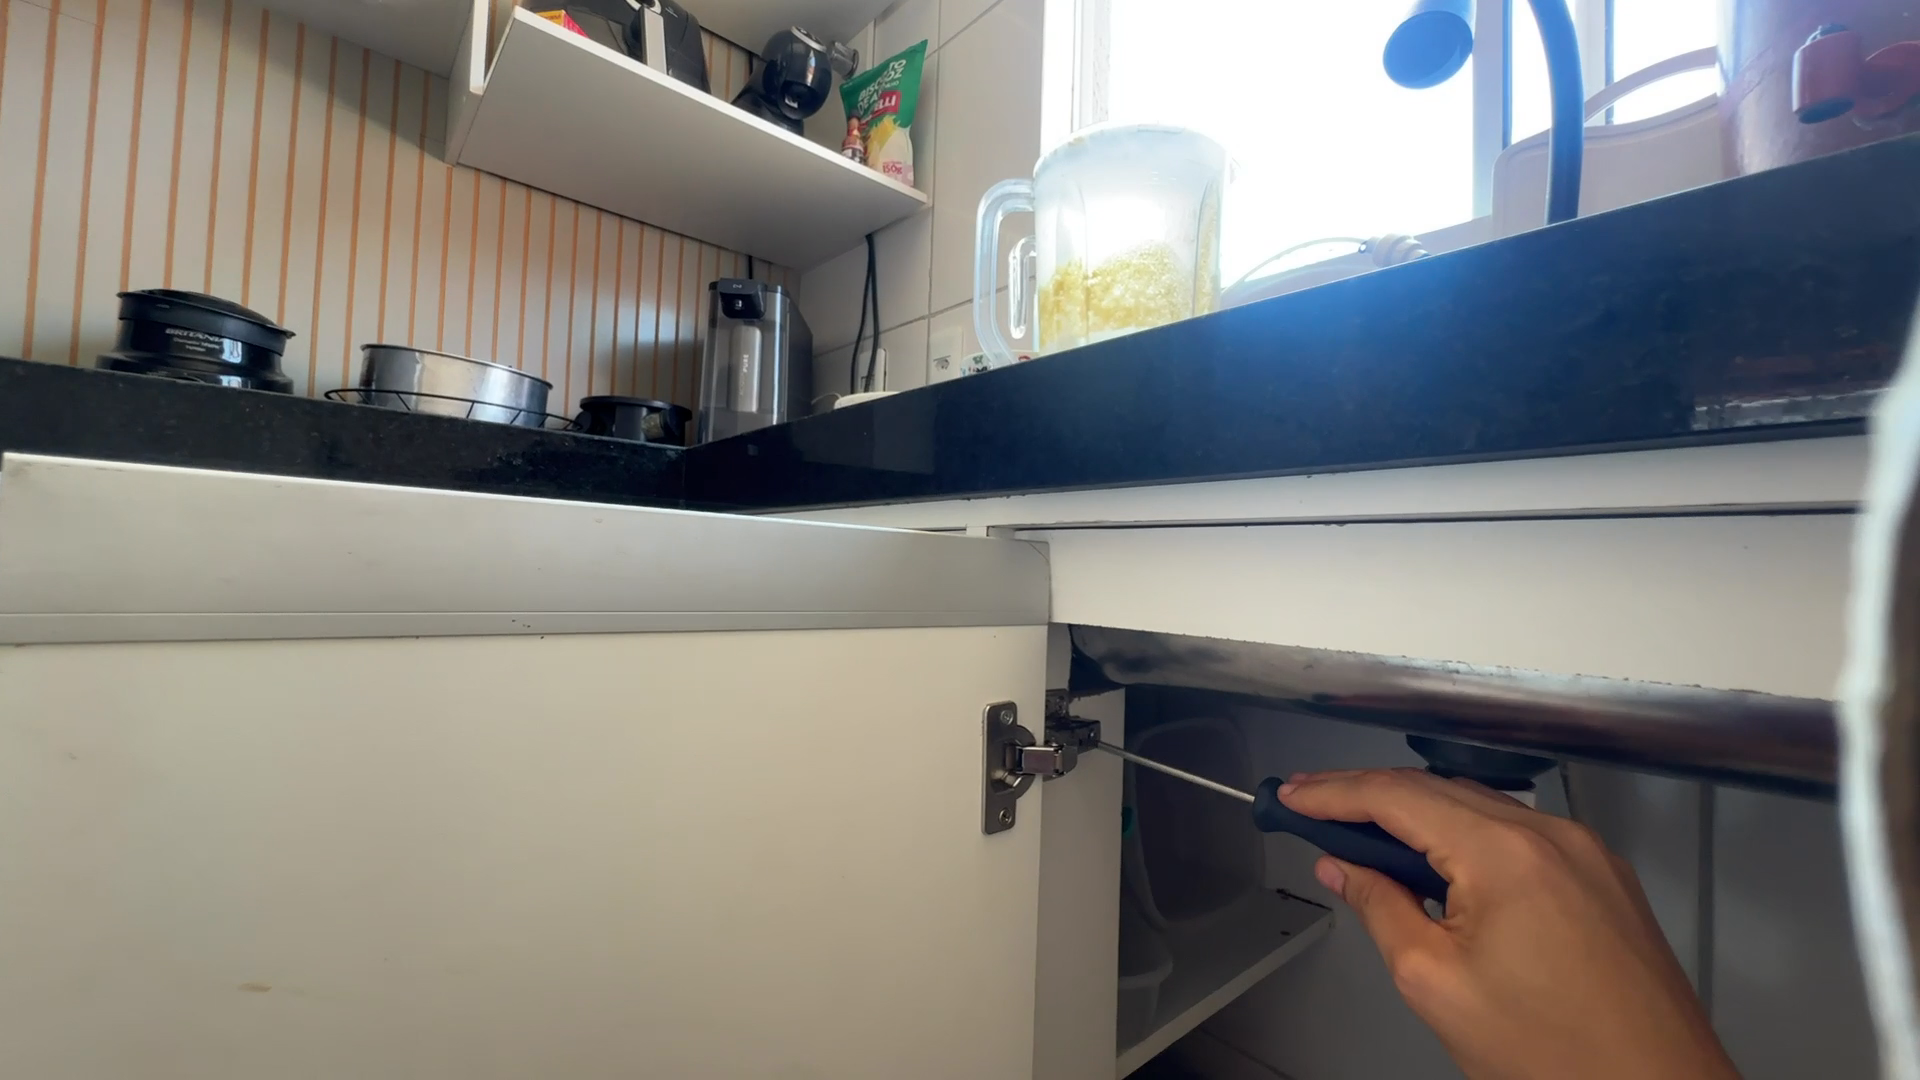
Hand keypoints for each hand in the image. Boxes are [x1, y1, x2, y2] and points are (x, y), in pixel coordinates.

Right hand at [1279, 768, 1739, 1079]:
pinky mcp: (1598, 873)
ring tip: (1355, 827)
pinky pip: (1507, 827)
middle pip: (1429, 788)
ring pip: (1467, 801)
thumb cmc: (1555, 1060)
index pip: (1394, 795)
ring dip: (1406, 809)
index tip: (1289, 796)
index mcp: (1506, 855)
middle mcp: (1550, 835)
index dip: (1330, 792)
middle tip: (1307, 804)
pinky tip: (1424, 852)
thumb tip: (1339, 867)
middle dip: (1361, 794)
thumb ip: (1377, 905)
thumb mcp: (1432, 980)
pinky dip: (1453, 829)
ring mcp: (1582, 850)